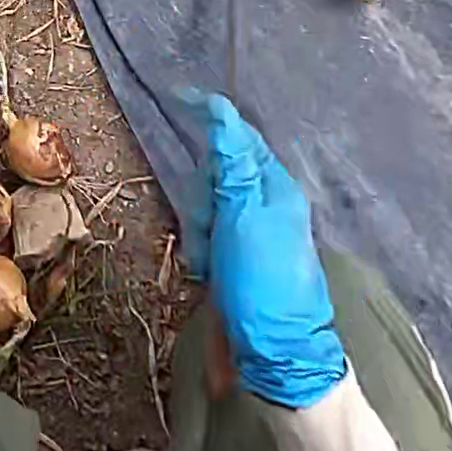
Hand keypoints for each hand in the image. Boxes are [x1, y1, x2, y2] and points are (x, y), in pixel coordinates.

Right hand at [201, 93, 346, 407]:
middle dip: (201, 196)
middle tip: (208, 228)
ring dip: (197, 228)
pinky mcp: (230, 251)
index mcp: (273, 185)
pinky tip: (204, 270)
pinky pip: (202, 229)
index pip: (238, 134)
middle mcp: (261, 200)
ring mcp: (245, 228)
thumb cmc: (263, 280)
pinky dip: (197, 245)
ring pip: (203, 201)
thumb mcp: (246, 215)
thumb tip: (222, 108)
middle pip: (214, 170)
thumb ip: (232, 162)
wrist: (273, 355)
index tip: (178, 95)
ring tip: (208, 261)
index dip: (211, 115)